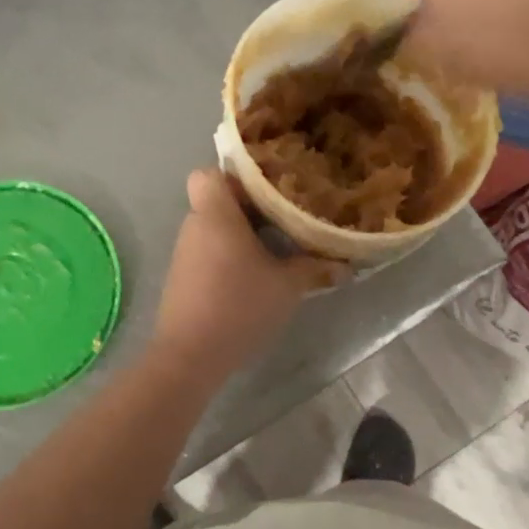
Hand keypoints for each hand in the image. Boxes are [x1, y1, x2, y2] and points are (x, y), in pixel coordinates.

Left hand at [151, 169, 342, 378]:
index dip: (236, 175)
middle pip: (217, 200)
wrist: (190, 355)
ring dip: (240, 235)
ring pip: (213, 228)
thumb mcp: (288, 286)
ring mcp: (185, 253)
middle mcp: (194, 225)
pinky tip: (255, 276)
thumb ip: (315, 268)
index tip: (267, 188)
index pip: (211, 172)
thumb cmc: (239, 306)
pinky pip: (208, 252)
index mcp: (216, 213)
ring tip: (276, 247)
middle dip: (248, 206)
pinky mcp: (183, 278)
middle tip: (284, 215)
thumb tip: (345, 265)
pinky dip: (229, 257)